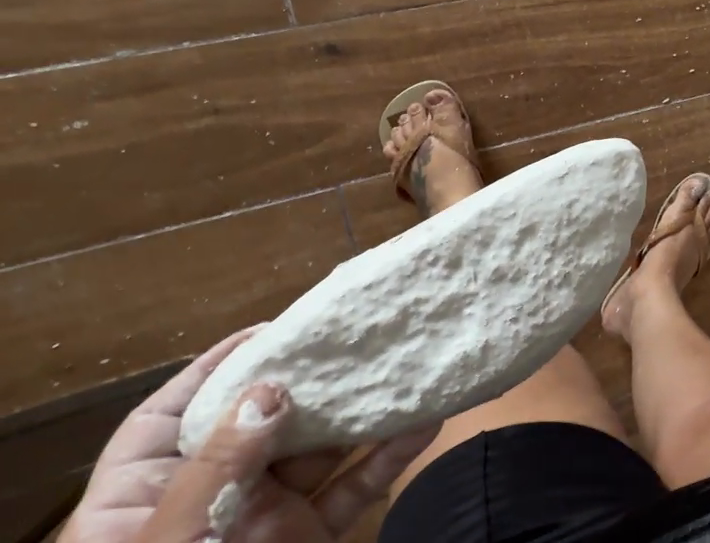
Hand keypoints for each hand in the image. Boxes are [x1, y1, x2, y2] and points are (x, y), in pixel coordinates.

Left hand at [59, 330, 437, 542]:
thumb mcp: (171, 540)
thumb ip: (218, 468)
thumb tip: (271, 387)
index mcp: (141, 498)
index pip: (169, 416)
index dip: (217, 367)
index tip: (276, 328)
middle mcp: (206, 498)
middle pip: (261, 423)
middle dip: (312, 380)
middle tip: (363, 336)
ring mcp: (262, 519)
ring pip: (320, 451)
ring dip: (366, 412)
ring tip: (410, 368)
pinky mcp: (307, 537)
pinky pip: (354, 489)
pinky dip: (391, 456)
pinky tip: (427, 421)